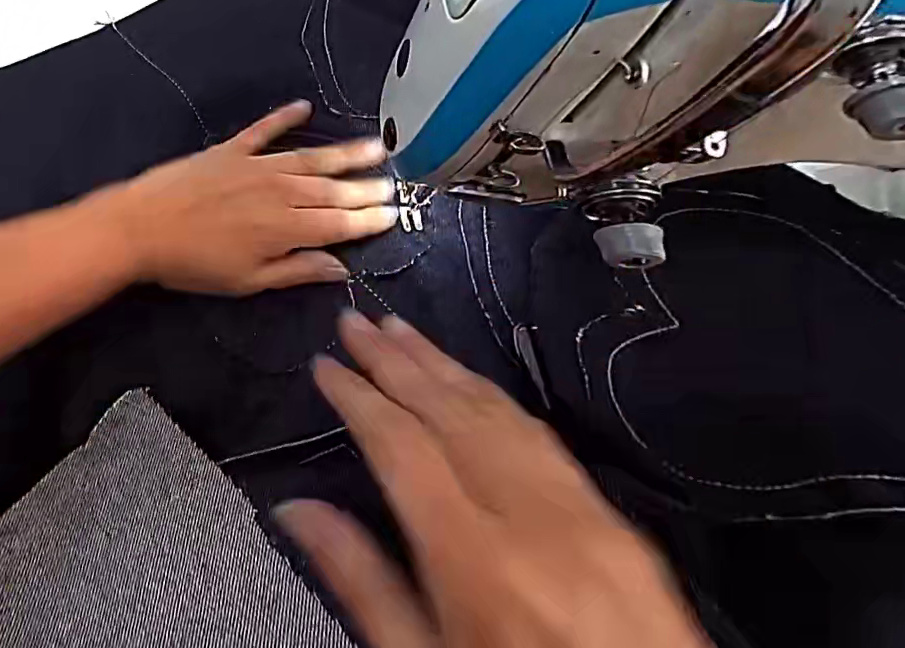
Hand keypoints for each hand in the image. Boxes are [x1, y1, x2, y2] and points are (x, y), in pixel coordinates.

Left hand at [89, 101, 396, 295]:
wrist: (142, 227)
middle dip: (367, 187)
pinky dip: (285, 118)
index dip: (369, 219)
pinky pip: (265, 130)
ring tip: (376, 145)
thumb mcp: (248, 280)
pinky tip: (304, 107)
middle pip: (334, 189)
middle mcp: (282, 191)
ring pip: (312, 158)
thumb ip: (297, 270)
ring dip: (346, 152)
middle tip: (394, 182)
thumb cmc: (194, 263)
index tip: (393, 212)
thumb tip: (341, 268)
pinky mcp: (234, 149)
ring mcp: (259, 165)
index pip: (340, 223)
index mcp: (287, 227)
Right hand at [277, 312, 712, 647]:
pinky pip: (538, 433)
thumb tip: (296, 508)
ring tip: (397, 329)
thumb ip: (361, 581)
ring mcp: (578, 506)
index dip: (358, 397)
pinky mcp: (608, 511)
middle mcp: (530, 516)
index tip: (325, 364)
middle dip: (393, 359)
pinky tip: (465, 376)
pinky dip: (491, 395)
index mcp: (477, 562)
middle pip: (447, 411)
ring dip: (440, 362)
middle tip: (355, 321)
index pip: (403, 447)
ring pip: (495, 409)